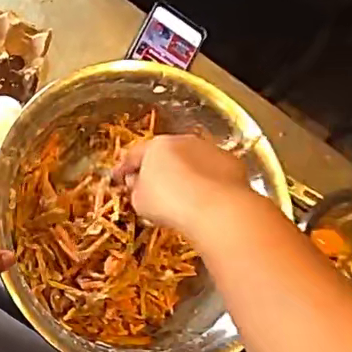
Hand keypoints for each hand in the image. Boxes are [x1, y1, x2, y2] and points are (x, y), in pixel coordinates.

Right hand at [113, 135, 258, 236]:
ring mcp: (210, 150)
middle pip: (166, 154)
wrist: (215, 209)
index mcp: (156, 146)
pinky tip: (204, 200)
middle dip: (158, 170)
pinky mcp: (232, 164)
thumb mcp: (139, 201)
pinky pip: (213, 173)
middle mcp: (184, 141)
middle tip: (151, 189)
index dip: (124, 168)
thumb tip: (137, 185)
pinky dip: (207, 183)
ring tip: (181, 198)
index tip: (119, 177)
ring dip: (185, 175)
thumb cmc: (170, 203)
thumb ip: (135, 189)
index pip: (134, 154)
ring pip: (192, 161)